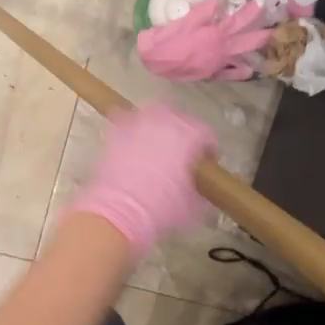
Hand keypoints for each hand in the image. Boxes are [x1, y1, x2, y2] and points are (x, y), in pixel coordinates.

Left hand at [67, 102, 216, 256]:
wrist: (118, 211)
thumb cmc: (161, 209)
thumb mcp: (192, 206)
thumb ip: (200, 190)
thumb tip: (199, 189)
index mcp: (189, 137)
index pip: (206, 134)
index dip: (208, 148)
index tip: (205, 162)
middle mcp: (165, 123)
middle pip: (181, 118)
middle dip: (183, 131)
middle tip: (181, 151)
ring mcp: (138, 125)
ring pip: (153, 113)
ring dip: (158, 123)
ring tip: (157, 141)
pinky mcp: (116, 133)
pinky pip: (125, 121)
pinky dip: (131, 128)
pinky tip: (131, 141)